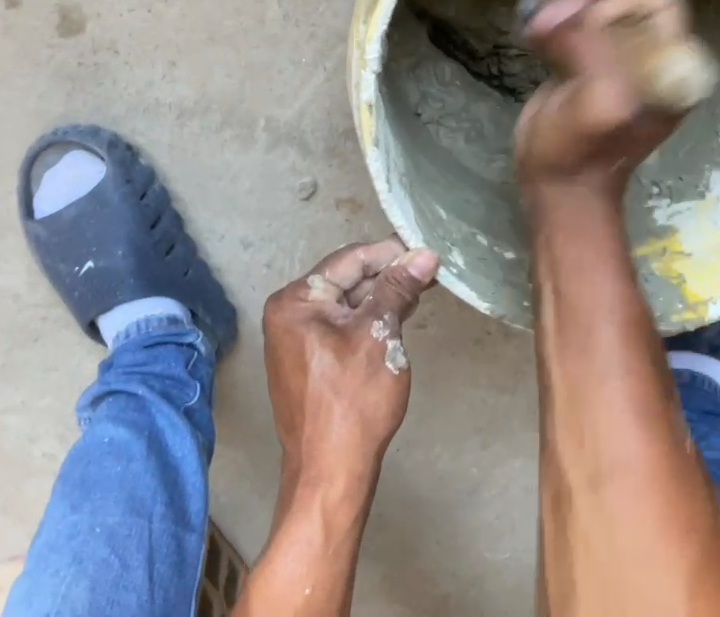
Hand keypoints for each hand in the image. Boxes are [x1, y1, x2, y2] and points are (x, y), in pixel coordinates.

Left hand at [262, 237, 439, 492]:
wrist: (330, 472)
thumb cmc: (353, 401)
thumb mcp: (379, 336)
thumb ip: (398, 289)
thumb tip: (424, 254)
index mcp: (295, 301)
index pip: (349, 260)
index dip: (390, 252)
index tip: (425, 247)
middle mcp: (289, 314)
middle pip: (346, 279)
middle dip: (388, 274)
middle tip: (430, 267)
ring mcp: (297, 338)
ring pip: (347, 304)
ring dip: (383, 296)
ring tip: (423, 286)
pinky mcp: (310, 359)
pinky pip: (343, 326)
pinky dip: (371, 319)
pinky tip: (400, 313)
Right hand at [515, 0, 693, 197]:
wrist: (558, 185)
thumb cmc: (581, 151)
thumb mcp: (598, 103)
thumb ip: (593, 52)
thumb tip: (557, 18)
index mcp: (673, 65)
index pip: (660, 2)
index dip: (620, 4)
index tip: (582, 26)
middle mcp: (654, 55)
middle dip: (585, 2)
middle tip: (548, 22)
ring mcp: (620, 56)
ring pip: (597, 3)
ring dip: (563, 8)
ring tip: (535, 31)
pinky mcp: (589, 59)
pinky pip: (576, 20)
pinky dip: (552, 20)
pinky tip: (533, 36)